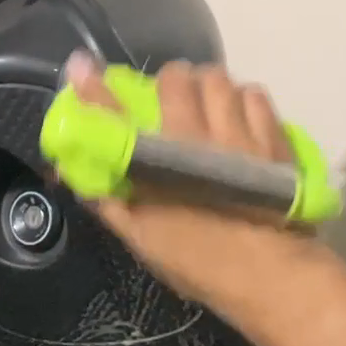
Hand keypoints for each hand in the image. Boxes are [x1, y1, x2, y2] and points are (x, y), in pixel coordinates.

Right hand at [63, 53, 337, 314]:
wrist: (272, 277)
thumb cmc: (199, 261)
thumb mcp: (142, 238)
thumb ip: (108, 199)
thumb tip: (72, 171)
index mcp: (156, 164)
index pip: (113, 113)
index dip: (93, 88)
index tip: (82, 68)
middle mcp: (194, 137)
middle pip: (176, 77)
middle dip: (170, 83)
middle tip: (170, 100)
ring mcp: (238, 133)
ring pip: (219, 80)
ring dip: (209, 86)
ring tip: (209, 104)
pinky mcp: (274, 138)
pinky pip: (255, 96)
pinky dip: (244, 99)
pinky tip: (242, 117)